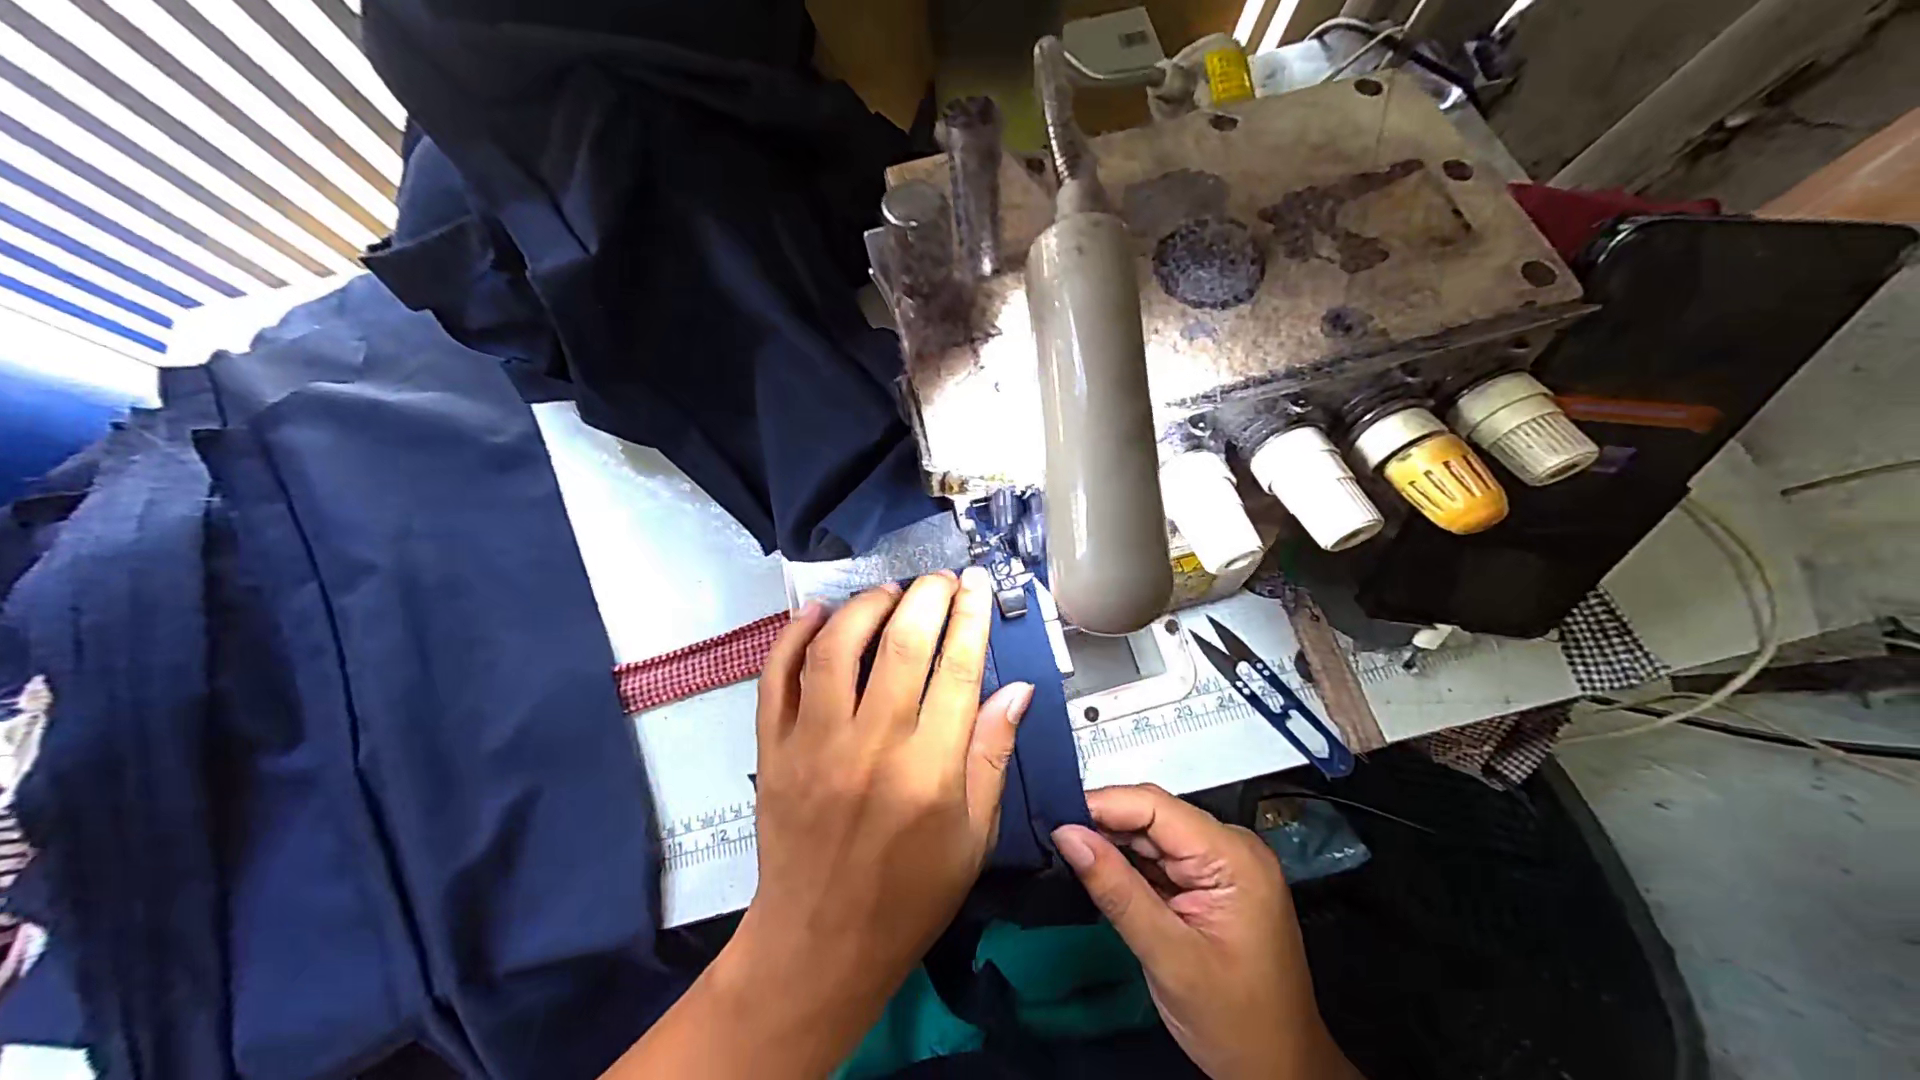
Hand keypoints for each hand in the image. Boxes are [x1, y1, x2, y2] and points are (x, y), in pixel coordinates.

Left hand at [742, 568, 1032, 1004]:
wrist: (820, 944)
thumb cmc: (910, 896)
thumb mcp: (974, 836)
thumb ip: (992, 755)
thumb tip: (1017, 690)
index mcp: (930, 771)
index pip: (958, 669)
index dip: (971, 617)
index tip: (976, 585)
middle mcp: (871, 746)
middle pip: (903, 644)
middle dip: (927, 596)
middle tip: (941, 579)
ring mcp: (813, 744)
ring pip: (837, 647)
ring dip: (866, 605)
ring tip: (890, 592)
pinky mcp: (772, 750)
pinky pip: (776, 677)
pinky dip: (793, 635)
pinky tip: (816, 612)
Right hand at [1052, 785, 1360, 1079]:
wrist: (1281, 1071)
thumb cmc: (1238, 1023)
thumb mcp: (1169, 957)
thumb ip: (1116, 889)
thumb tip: (1068, 835)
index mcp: (1234, 857)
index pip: (1155, 806)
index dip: (1103, 805)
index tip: (1056, 818)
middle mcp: (1230, 847)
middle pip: (1152, 815)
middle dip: (1103, 824)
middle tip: (1056, 838)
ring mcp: (1221, 863)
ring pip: (1151, 833)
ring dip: (1112, 843)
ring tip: (1071, 852)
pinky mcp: (1209, 881)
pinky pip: (1159, 856)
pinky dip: (1128, 863)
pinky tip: (1102, 871)